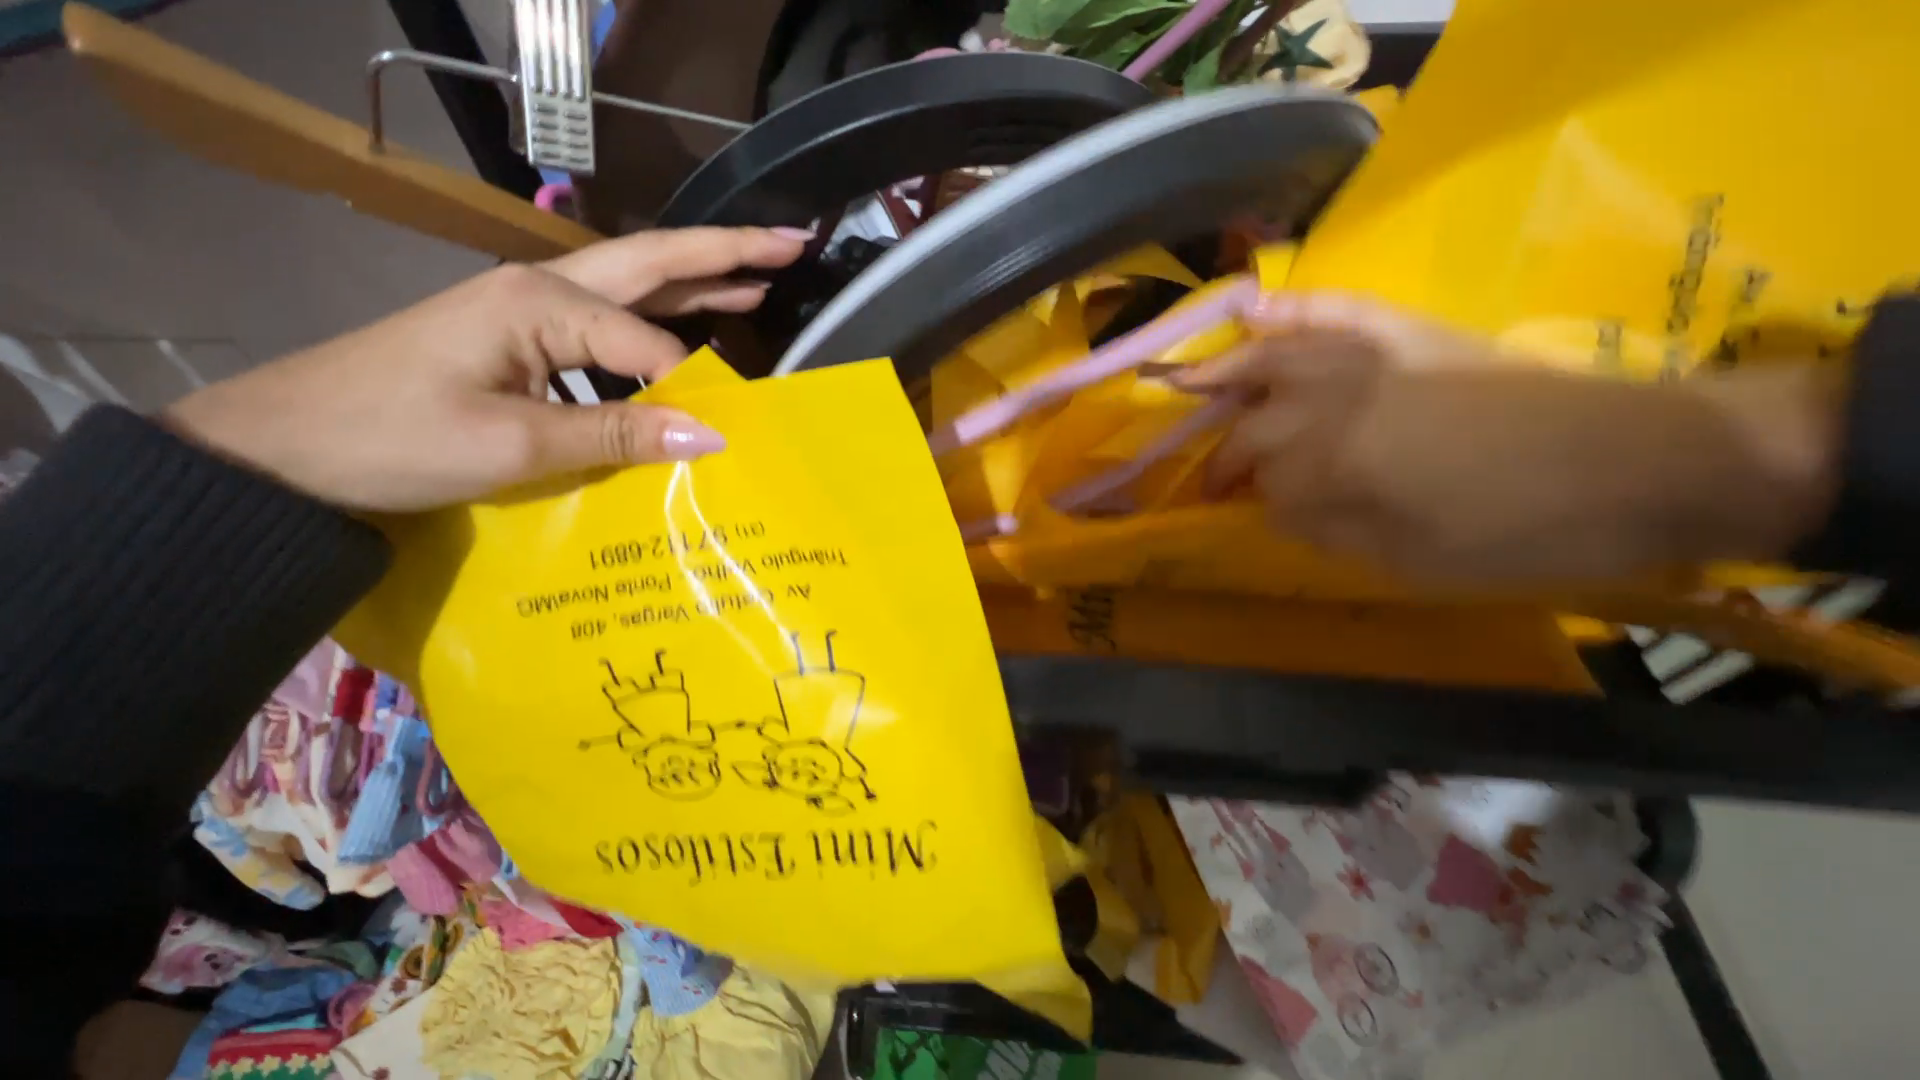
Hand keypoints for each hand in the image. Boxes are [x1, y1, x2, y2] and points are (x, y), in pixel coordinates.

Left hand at [165, 226, 809, 511]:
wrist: (282, 448)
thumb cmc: (392, 440)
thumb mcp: (512, 444)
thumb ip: (616, 437)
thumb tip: (714, 436)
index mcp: (540, 303)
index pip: (646, 343)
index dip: (691, 389)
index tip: (728, 434)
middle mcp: (539, 287)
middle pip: (651, 261)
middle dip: (725, 253)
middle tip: (794, 245)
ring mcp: (525, 307)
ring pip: (630, 284)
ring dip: (695, 278)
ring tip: (759, 279)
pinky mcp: (515, 335)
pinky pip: (605, 319)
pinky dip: (655, 317)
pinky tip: (681, 327)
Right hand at [1181, 292, 1842, 583]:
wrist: (1635, 462)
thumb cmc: (1522, 532)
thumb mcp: (1414, 561)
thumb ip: (1330, 530)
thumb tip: (1279, 509)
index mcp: (1334, 462)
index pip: (1263, 484)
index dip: (1251, 506)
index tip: (1245, 522)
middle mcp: (1334, 397)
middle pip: (1252, 422)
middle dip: (1224, 452)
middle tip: (1214, 477)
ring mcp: (1369, 353)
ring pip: (1271, 357)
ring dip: (1222, 373)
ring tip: (1182, 384)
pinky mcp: (1406, 330)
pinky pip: (1333, 309)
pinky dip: (1288, 307)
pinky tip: (1250, 308)